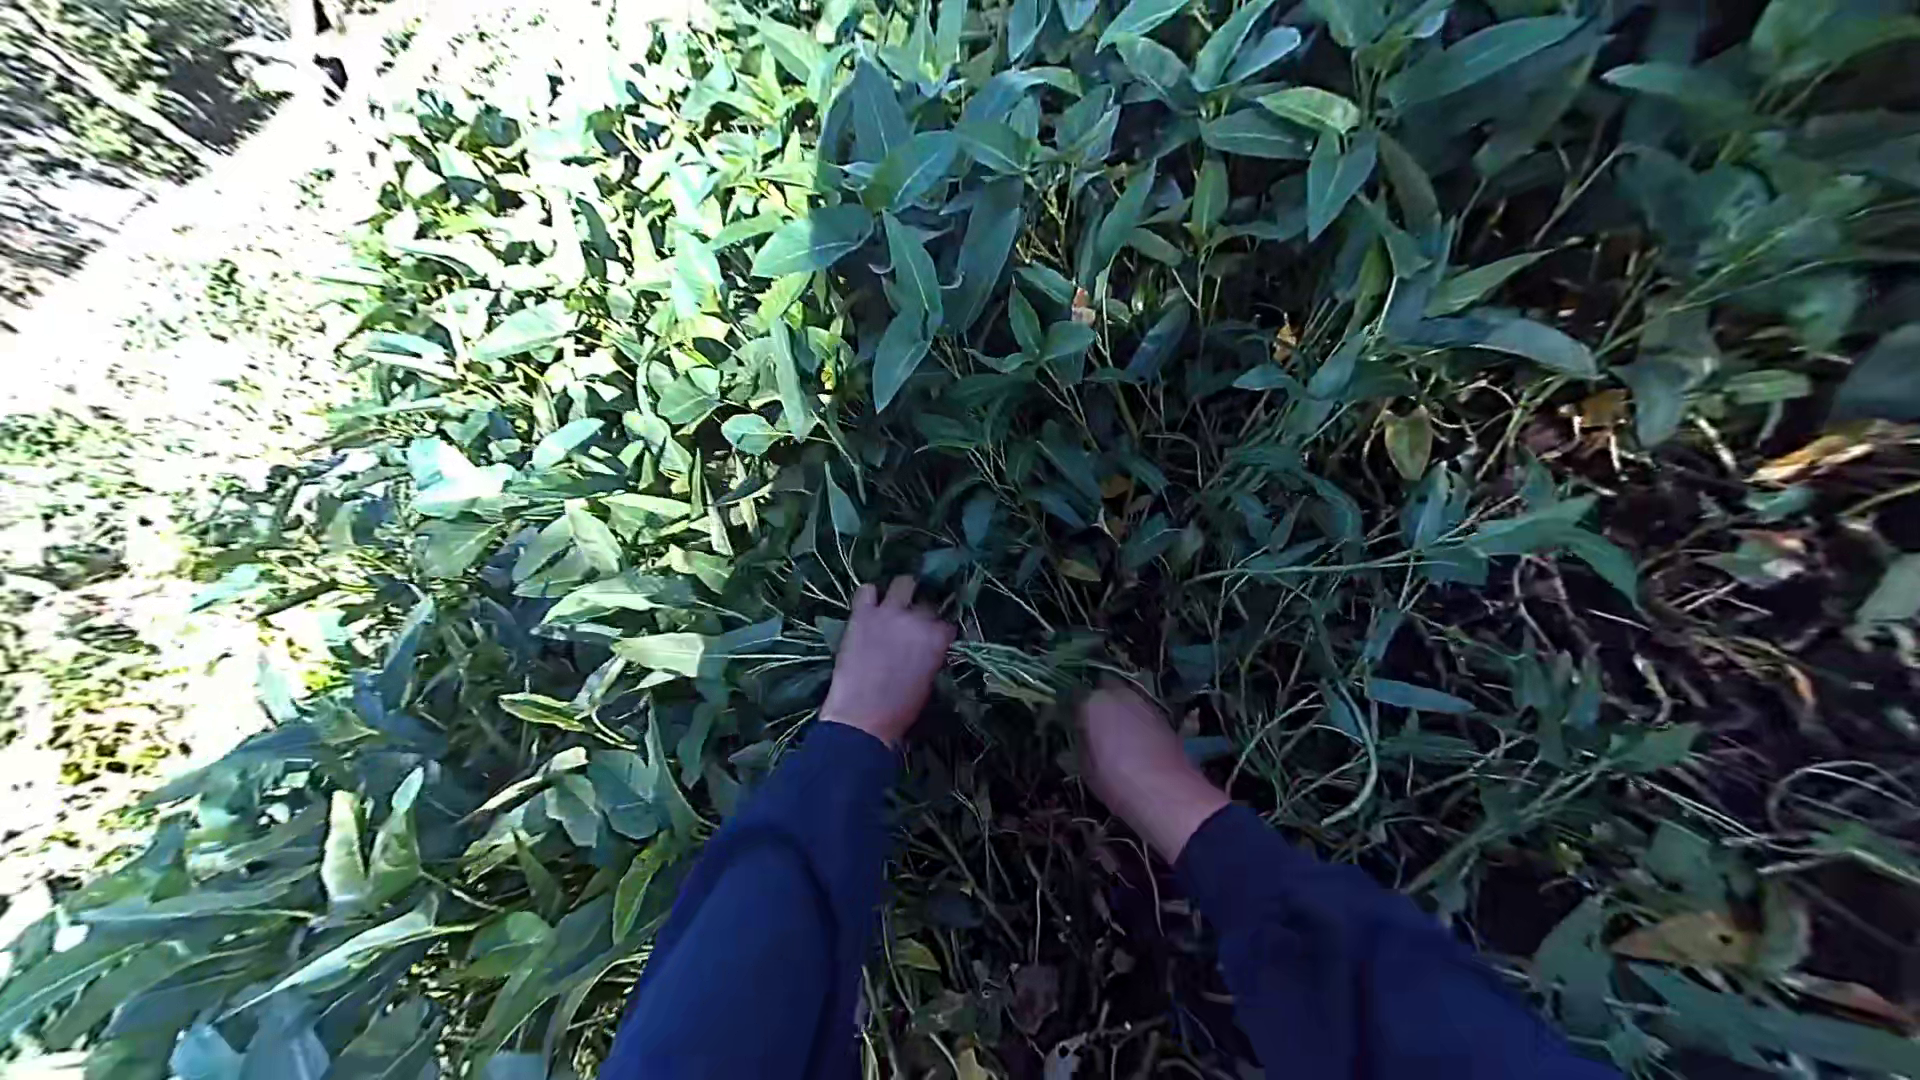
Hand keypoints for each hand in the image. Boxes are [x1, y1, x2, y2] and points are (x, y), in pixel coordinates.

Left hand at [820, 576, 954, 746]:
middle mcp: (917, 620)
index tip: (936, 635)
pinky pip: (867, 591)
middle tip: (915, 621)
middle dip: (924, 611)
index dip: (941, 629)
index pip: (948, 623)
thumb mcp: (928, 682)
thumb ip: (932, 656)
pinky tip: (869, 605)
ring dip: (903, 591)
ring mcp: (888, 614)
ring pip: (903, 583)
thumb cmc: (900, 710)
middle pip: (928, 602)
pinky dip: (870, 596)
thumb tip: (930, 647)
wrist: (861, 719)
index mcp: (937, 639)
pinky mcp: (862, 615)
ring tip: (897, 601)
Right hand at [1079, 680, 1229, 861]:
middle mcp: (1119, 695)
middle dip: (1101, 700)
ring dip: (1122, 708)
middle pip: (1106, 688)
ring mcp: (1144, 704)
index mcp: (1093, 703)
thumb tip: (1084, 734)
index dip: (1076, 709)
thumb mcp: (1087, 767)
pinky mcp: (1165, 717)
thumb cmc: (1116, 782)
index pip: (1077, 695)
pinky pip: (1143, 712)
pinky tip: (1138, 739)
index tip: (1076, 722)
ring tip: (1119, 731)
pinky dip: (1139, 720)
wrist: (1167, 793)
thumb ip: (1083, 742)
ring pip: (1127, 698)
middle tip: (1097, 722)